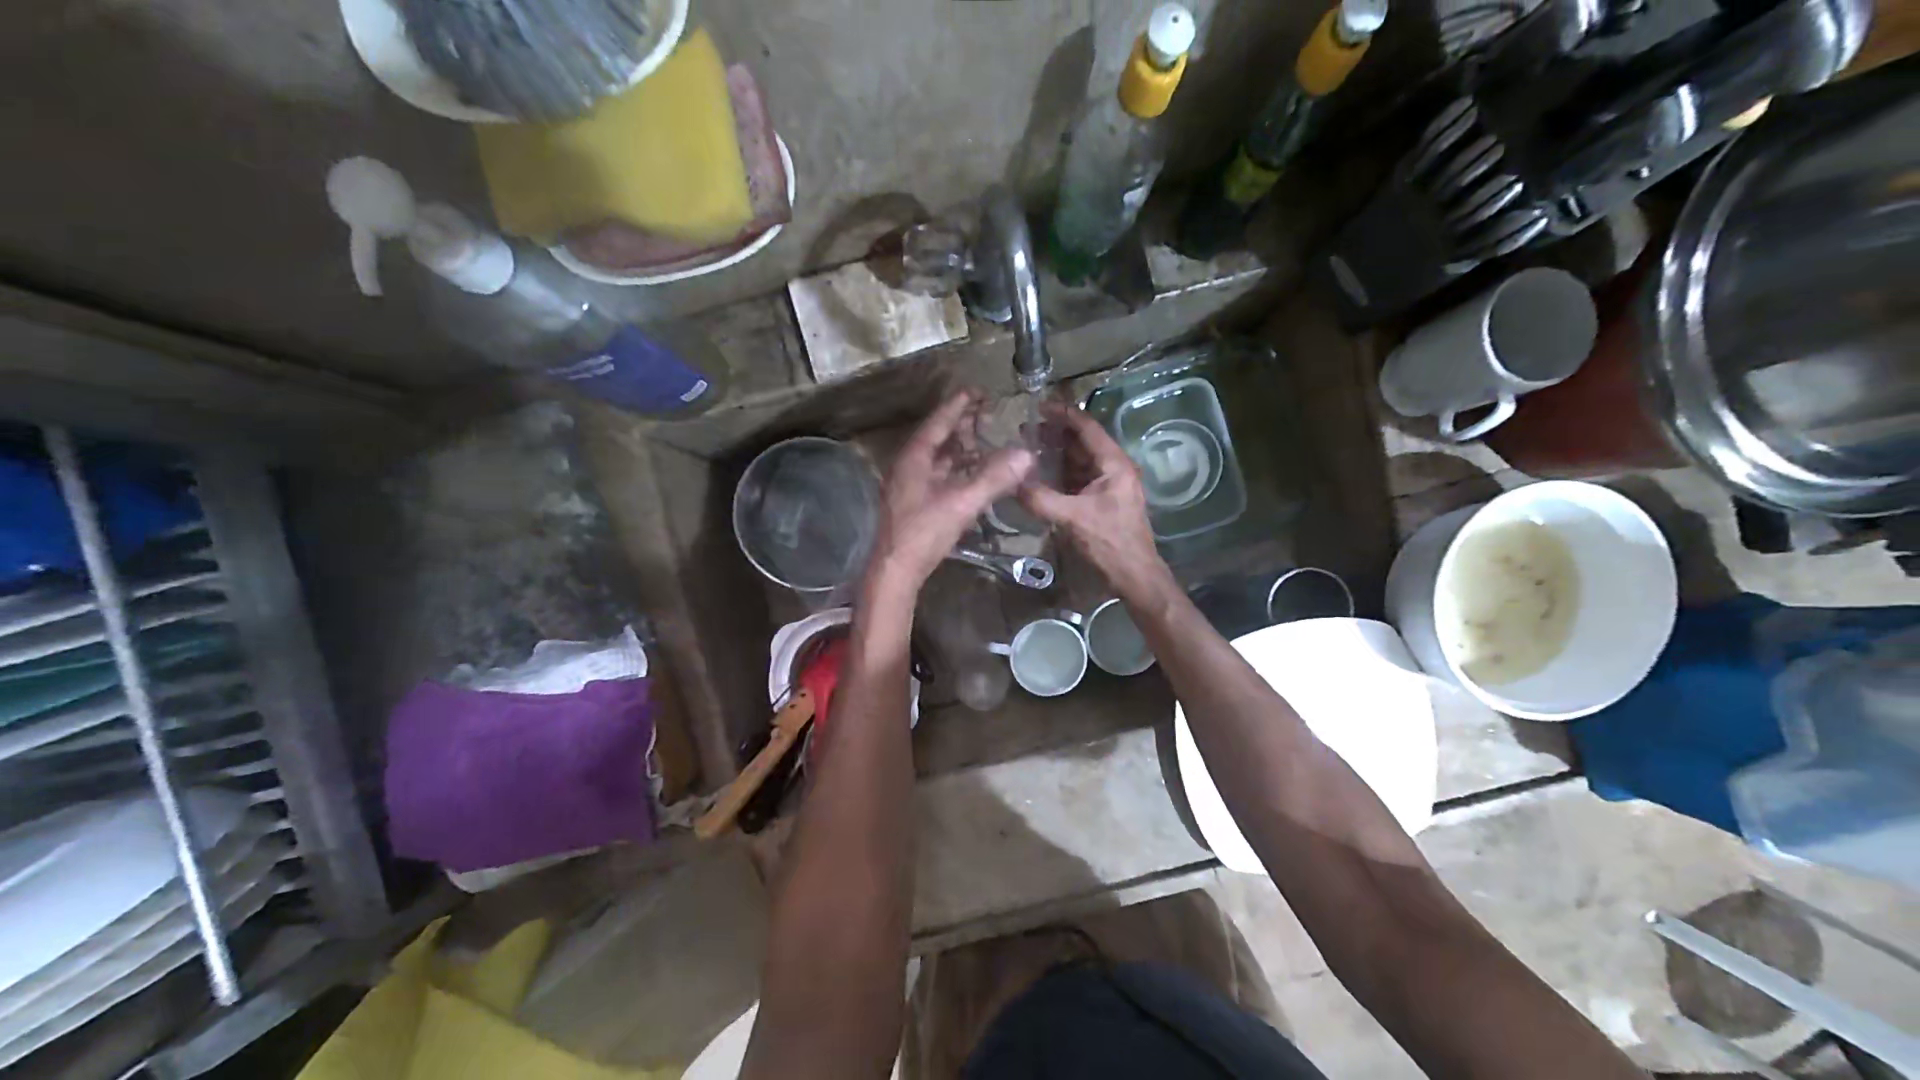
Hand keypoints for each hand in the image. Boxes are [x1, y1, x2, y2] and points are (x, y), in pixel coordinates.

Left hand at [867, 390, 1033, 592]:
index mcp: (915, 458)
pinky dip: (957, 470)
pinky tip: (973, 476)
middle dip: (961, 425)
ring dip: (960, 449)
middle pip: (937, 438)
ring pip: (938, 459)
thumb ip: (994, 478)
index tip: (977, 391)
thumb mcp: (962, 503)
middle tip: (986, 414)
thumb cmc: (923, 532)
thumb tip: (1027, 454)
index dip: (958, 405)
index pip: (939, 422)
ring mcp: (909, 486)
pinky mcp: (914, 504)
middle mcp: (909, 467)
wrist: (894, 571)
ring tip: (984, 442)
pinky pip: (938, 476)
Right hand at [1018, 401, 1169, 598]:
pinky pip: (1077, 479)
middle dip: (1055, 434)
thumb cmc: (1110, 543)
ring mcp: (1108, 486)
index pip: (1087, 428)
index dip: (1063, 414)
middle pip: (1082, 442)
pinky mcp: (1100, 502)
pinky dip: (1059, 474)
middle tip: (1024, 430)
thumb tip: (1011, 483)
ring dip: (1056, 454)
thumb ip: (1040, 499)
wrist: (1134, 577)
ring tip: (1028, 449)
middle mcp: (1113, 469)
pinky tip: (1039, 476)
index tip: (1037, 406)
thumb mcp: (1072, 518)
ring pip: (1079, 461)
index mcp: (1114, 464)